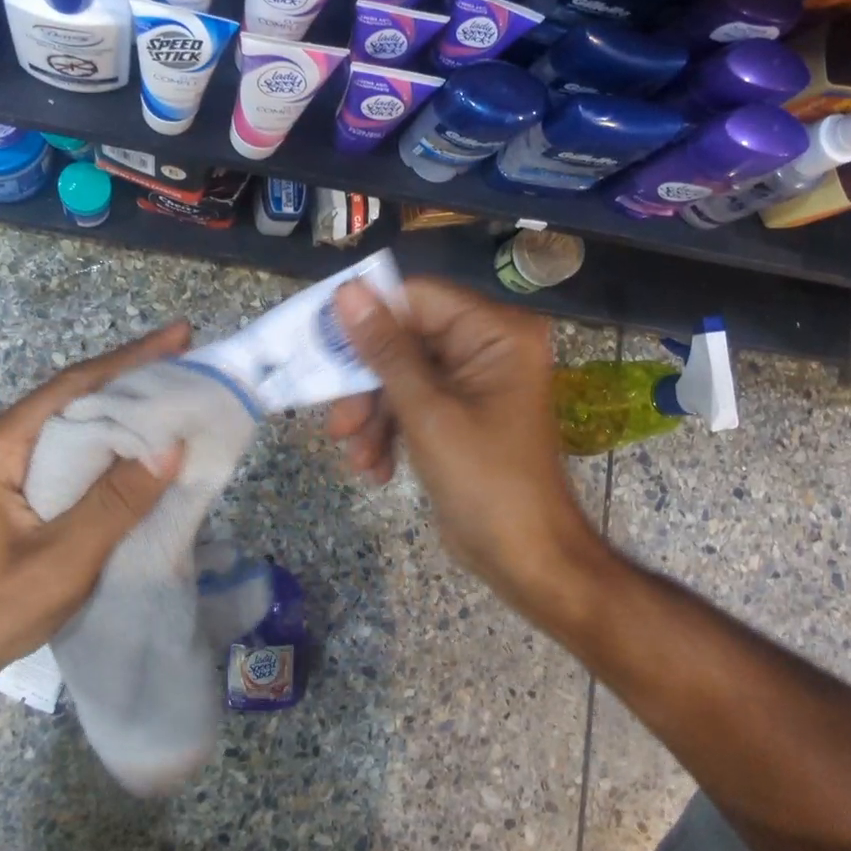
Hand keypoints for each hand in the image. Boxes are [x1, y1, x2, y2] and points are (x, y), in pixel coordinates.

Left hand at [0, 323, 192, 693]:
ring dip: (118, 408)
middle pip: (71, 395)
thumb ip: (116, 501)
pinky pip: (61, 447)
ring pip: (67, 421)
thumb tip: (171, 446)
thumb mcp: (63, 560)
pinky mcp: (1, 483)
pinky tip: (135, 443)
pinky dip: (102, 439)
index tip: (181, 334)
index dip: (133, 358)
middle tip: (188, 364)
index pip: (74, 386)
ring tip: (173, 395)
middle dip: (131, 377)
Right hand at [325, 279, 599, 598]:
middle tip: (338, 421)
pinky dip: (390, 432)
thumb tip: (347, 292)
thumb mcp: (427, 412)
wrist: (526, 558)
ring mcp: (474, 382)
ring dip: (373, 416)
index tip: (324, 344)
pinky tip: (376, 469)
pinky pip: (414, 404)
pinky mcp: (460, 413)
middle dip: (367, 385)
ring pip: (403, 376)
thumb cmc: (485, 481)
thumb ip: (385, 350)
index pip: (419, 299)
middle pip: (406, 340)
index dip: (368, 318)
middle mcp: (488, 346)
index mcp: (496, 332)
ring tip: (356, 456)